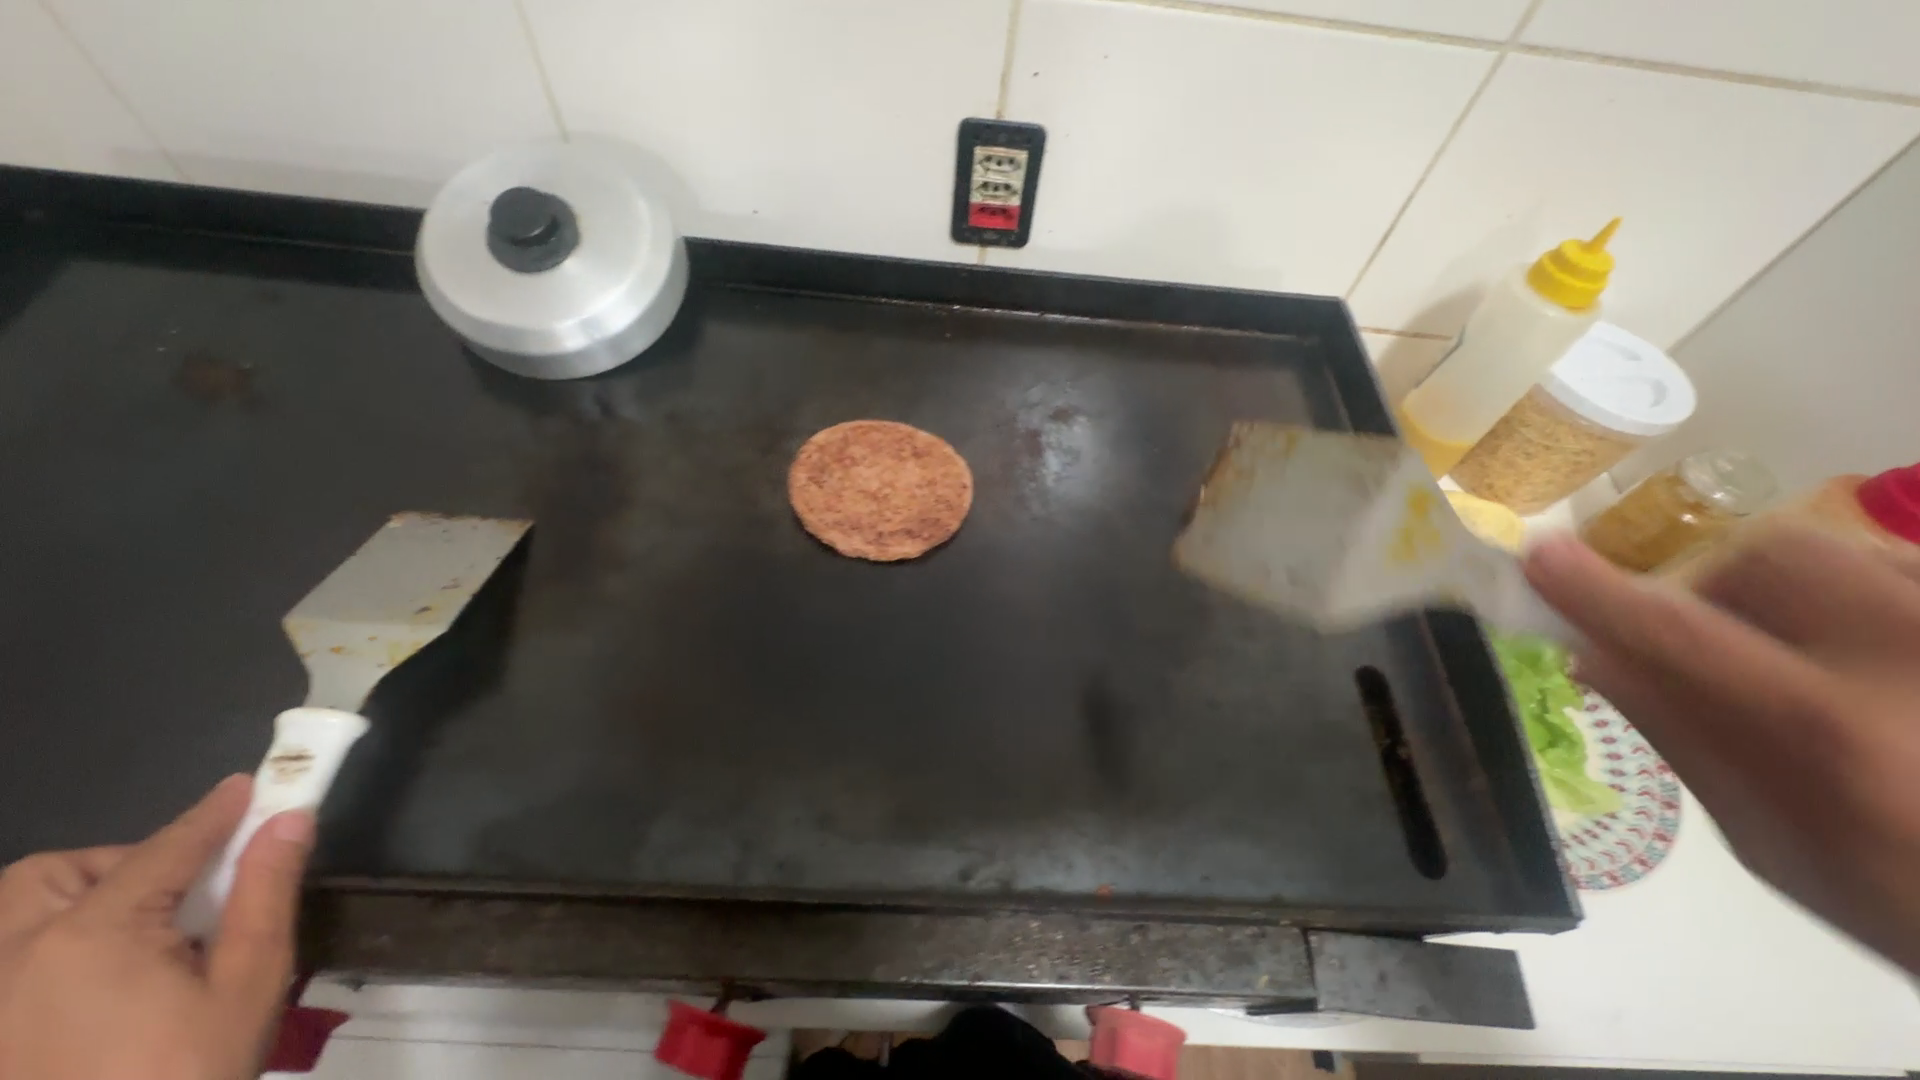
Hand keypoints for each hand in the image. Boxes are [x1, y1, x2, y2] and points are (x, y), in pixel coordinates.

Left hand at [0, 775, 315, 1079]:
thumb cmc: (189, 1072)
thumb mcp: (249, 981)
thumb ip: (266, 892)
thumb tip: (290, 820)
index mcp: (88, 936)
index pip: (165, 848)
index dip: (213, 814)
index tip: (250, 787)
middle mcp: (12, 956)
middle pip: (56, 873)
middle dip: (124, 863)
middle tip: (184, 892)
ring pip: (17, 912)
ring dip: (78, 901)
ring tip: (141, 936)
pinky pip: (12, 955)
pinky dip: (53, 943)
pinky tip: (104, 981)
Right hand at [1526, 526, 1919, 973]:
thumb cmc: (1904, 898)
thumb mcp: (1772, 845)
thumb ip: (1682, 738)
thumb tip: (1591, 655)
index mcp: (1831, 733)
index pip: (1678, 633)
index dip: (1598, 592)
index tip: (1539, 555)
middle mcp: (1907, 660)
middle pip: (1771, 557)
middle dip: (1715, 585)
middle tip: (1713, 640)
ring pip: (1838, 552)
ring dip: (1786, 593)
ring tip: (1806, 661)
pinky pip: (1891, 570)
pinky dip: (1850, 600)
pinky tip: (1868, 663)